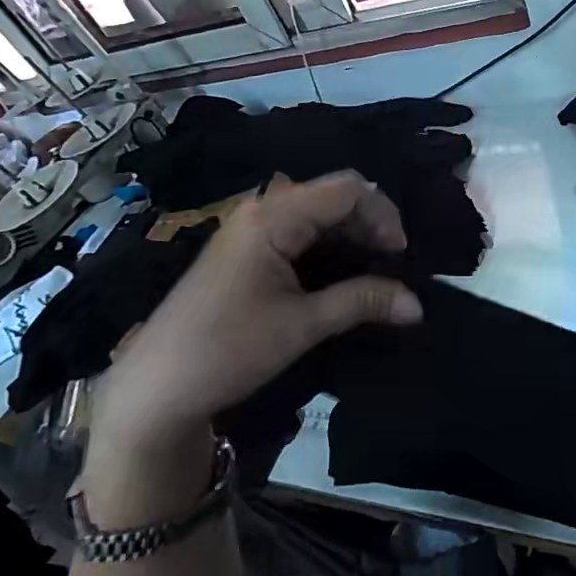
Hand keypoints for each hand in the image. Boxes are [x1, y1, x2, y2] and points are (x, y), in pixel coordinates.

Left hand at [80, 172, 421, 524]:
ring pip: (317, 214)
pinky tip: (341, 275)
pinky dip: (327, 247)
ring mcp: (250, 228)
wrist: (157, 387)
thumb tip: (418, 305)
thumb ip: (362, 302)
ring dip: (350, 237)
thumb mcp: (302, 325)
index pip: (347, 188)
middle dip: (370, 224)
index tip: (401, 255)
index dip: (383, 214)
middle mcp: (261, 209)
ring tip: (375, 272)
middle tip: (394, 266)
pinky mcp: (246, 250)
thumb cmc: (228, 348)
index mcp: (273, 216)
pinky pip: (298, 232)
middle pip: (333, 196)